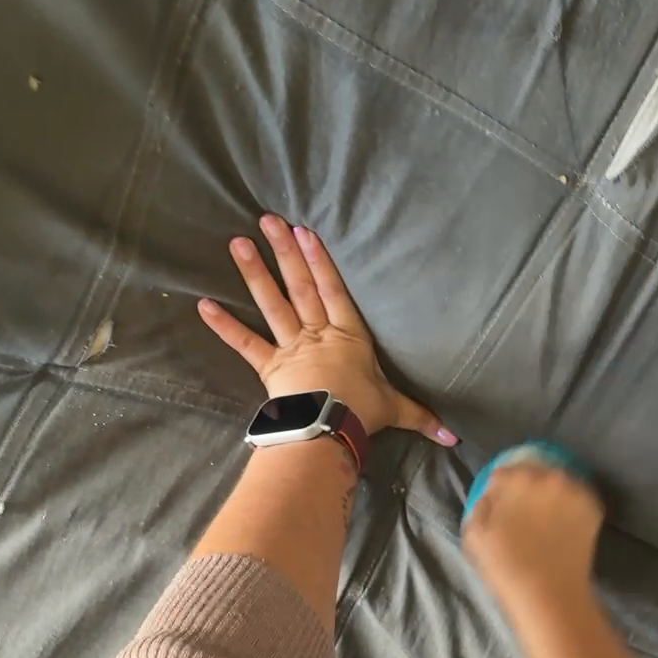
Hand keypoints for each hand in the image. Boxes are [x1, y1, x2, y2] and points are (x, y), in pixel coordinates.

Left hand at [199, 214, 456, 444]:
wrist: (327, 430)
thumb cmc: (363, 413)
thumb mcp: (398, 411)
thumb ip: (423, 417)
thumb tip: (454, 437)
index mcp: (349, 337)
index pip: (334, 291)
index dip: (320, 261)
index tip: (306, 232)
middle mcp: (318, 335)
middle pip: (300, 288)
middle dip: (285, 253)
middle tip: (269, 220)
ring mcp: (292, 349)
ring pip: (272, 305)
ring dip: (255, 274)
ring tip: (238, 243)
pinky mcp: (270, 368)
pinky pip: (245, 345)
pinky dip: (225, 327)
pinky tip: (203, 305)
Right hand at [463, 464, 604, 612]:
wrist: (549, 594)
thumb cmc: (506, 566)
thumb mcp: (475, 533)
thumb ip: (482, 504)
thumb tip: (492, 494)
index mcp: (519, 478)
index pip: (505, 473)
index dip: (500, 489)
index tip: (501, 504)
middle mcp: (550, 476)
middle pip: (535, 473)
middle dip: (528, 488)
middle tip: (525, 511)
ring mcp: (576, 491)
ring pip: (559, 483)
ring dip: (552, 494)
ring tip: (546, 518)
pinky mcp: (593, 508)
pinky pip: (578, 498)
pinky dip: (571, 506)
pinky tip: (564, 524)